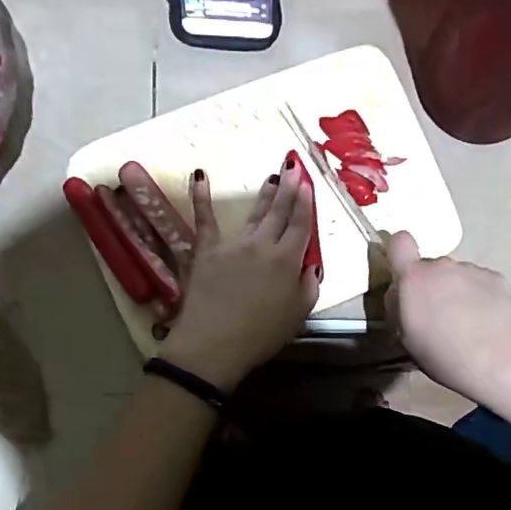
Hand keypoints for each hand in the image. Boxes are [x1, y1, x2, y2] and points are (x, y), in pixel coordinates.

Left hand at [160, 164, 318, 389]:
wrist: (214, 344)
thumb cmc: (260, 335)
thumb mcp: (297, 315)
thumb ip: (308, 285)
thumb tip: (311, 264)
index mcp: (288, 260)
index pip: (301, 224)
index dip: (306, 202)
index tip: (308, 182)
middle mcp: (263, 245)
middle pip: (280, 212)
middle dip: (289, 187)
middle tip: (293, 165)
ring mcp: (233, 244)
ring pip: (253, 213)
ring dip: (265, 194)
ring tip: (272, 176)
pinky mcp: (206, 250)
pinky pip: (204, 219)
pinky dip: (201, 196)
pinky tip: (199, 175)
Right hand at [386, 231, 510, 397]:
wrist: (498, 360)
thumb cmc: (442, 354)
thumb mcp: (405, 337)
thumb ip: (400, 308)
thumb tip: (402, 296)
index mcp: (413, 279)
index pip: (399, 243)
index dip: (399, 252)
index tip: (403, 270)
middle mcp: (442, 266)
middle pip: (430, 268)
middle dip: (431, 285)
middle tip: (437, 315)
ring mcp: (472, 269)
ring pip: (457, 276)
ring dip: (456, 291)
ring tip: (466, 322)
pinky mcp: (497, 278)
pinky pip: (480, 282)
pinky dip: (480, 296)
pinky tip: (486, 321)